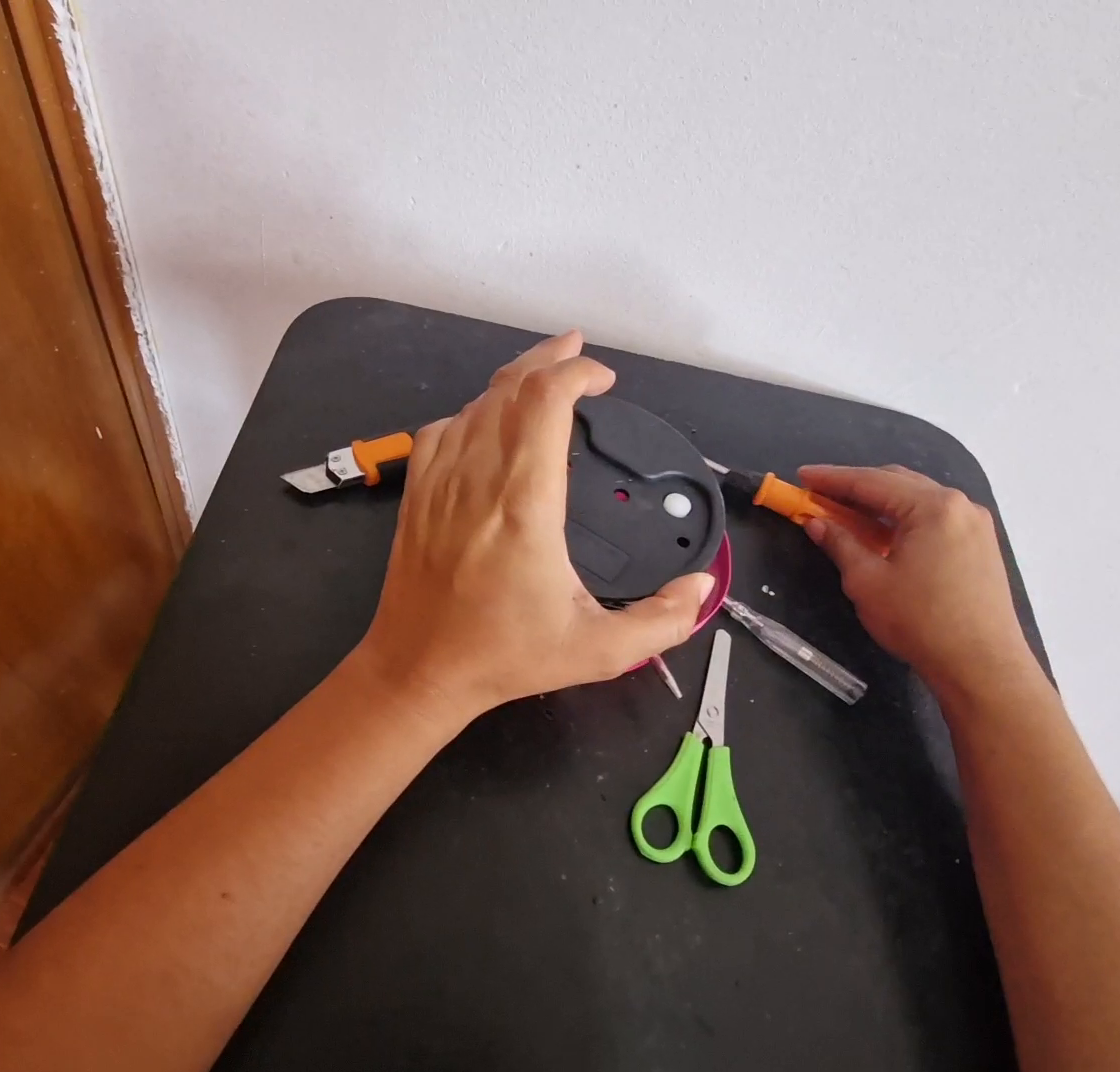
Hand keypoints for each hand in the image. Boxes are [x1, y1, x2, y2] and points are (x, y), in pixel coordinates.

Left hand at [355, 331, 715, 717]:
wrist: (418, 669)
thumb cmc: (505, 656)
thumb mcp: (597, 651)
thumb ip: (662, 621)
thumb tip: (703, 586)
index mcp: (524, 503)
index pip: (544, 401)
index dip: (576, 372)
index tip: (603, 380)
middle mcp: (478, 478)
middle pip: (510, 387)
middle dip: (548, 359)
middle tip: (579, 354)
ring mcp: (440, 482)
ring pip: (475, 404)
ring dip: (512, 382)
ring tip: (542, 378)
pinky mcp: (416, 494)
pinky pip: (442, 430)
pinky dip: (471, 413)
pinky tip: (486, 422)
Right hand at [797, 465, 1035, 695]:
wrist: (982, 665)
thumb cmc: (919, 620)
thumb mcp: (866, 581)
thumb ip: (840, 543)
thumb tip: (816, 522)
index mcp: (932, 507)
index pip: (871, 482)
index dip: (832, 478)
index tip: (801, 476)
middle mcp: (959, 506)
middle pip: (898, 483)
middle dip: (856, 487)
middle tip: (820, 496)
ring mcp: (974, 525)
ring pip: (917, 499)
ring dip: (879, 503)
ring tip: (846, 514)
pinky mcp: (980, 546)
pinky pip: (933, 518)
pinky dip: (902, 518)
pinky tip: (882, 534)